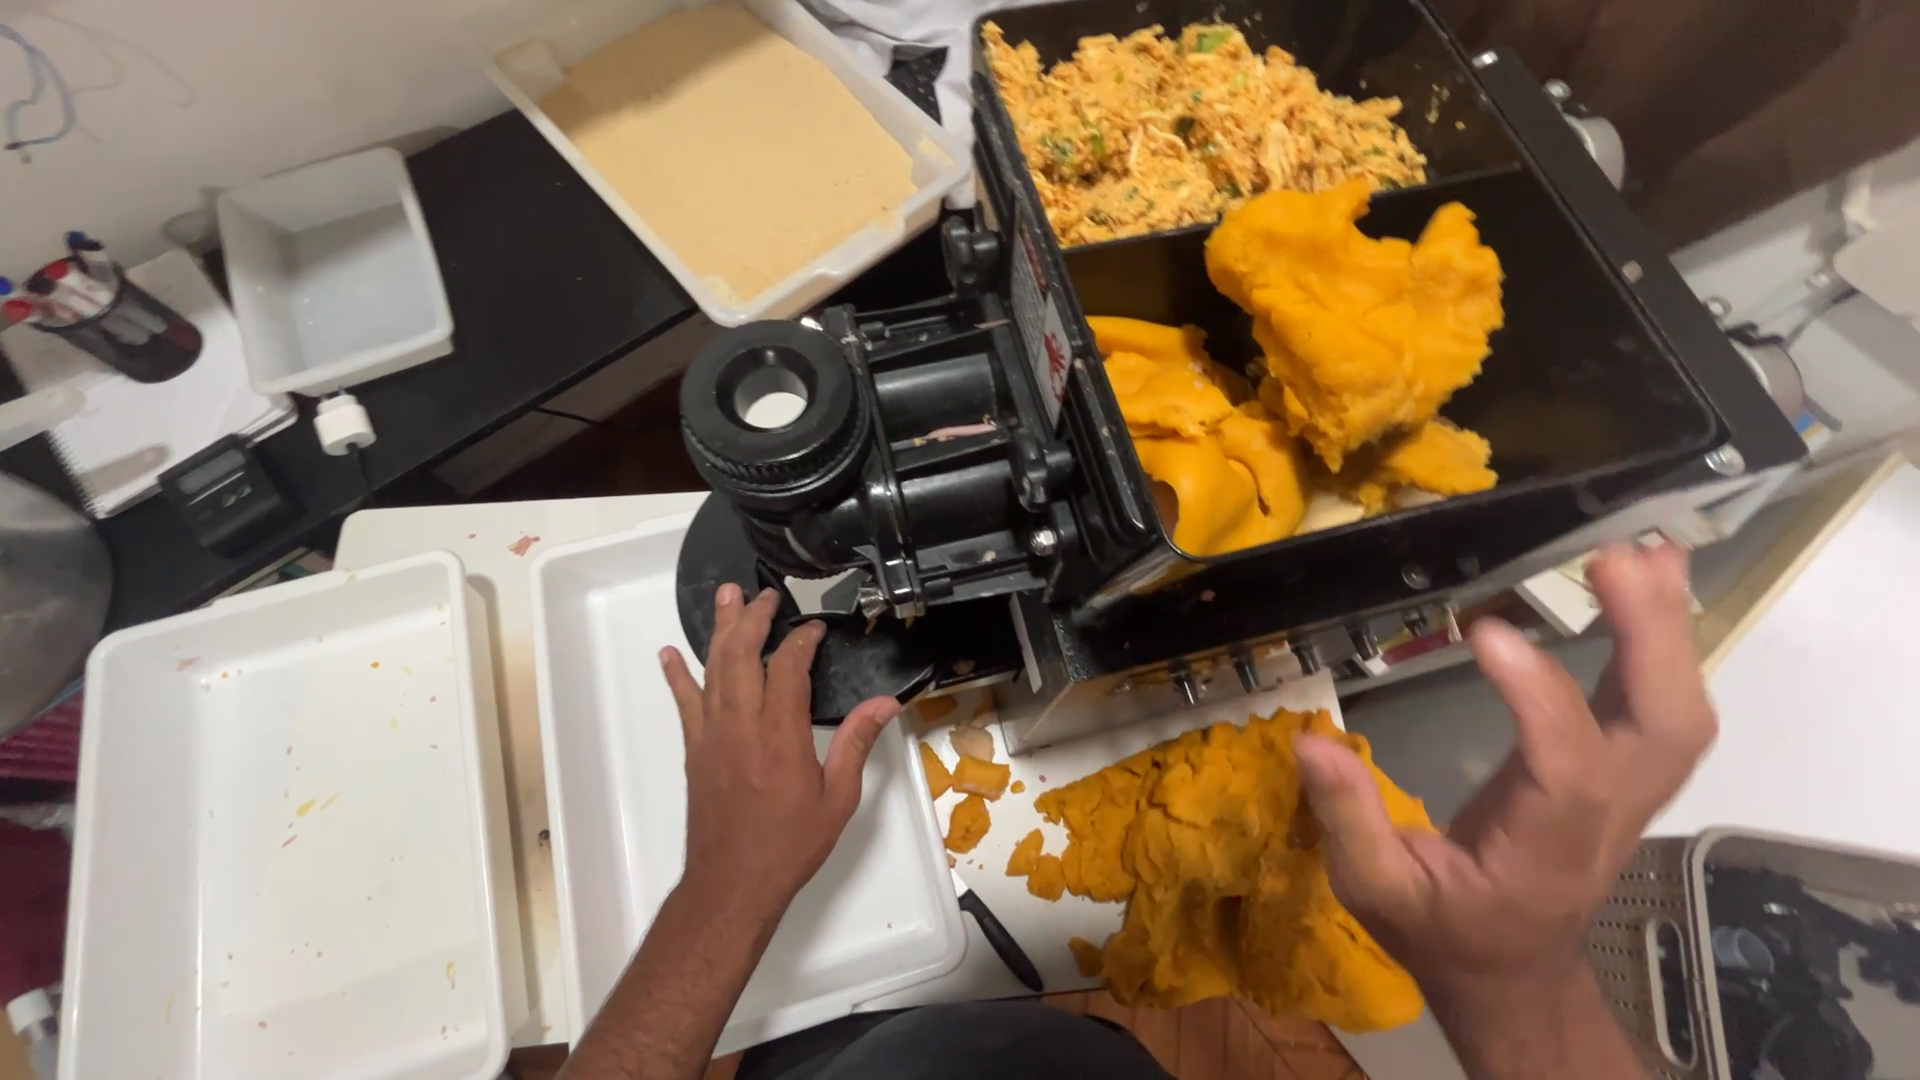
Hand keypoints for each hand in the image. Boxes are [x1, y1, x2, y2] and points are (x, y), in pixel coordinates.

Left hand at [660, 585, 900, 915]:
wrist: (732, 884)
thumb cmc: (790, 844)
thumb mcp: (838, 798)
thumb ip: (856, 743)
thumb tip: (885, 703)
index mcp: (780, 734)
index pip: (787, 667)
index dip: (800, 639)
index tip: (814, 627)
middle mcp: (741, 725)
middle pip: (741, 655)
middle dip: (753, 619)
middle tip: (764, 594)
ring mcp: (712, 734)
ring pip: (713, 669)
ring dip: (719, 630)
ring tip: (725, 598)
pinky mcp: (695, 749)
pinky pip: (684, 703)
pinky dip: (677, 676)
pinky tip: (669, 654)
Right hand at [1296, 545, 1716, 999]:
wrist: (1506, 972)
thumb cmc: (1438, 931)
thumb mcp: (1372, 887)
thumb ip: (1347, 817)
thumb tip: (1309, 739)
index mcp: (1545, 848)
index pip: (1568, 768)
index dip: (1540, 697)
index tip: (1487, 631)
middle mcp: (1605, 818)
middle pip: (1665, 728)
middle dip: (1649, 639)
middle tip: (1616, 559)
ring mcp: (1623, 796)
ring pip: (1676, 712)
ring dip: (1667, 630)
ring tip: (1646, 553)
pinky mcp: (1613, 777)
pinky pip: (1655, 708)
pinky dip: (1658, 644)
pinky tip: (1641, 593)